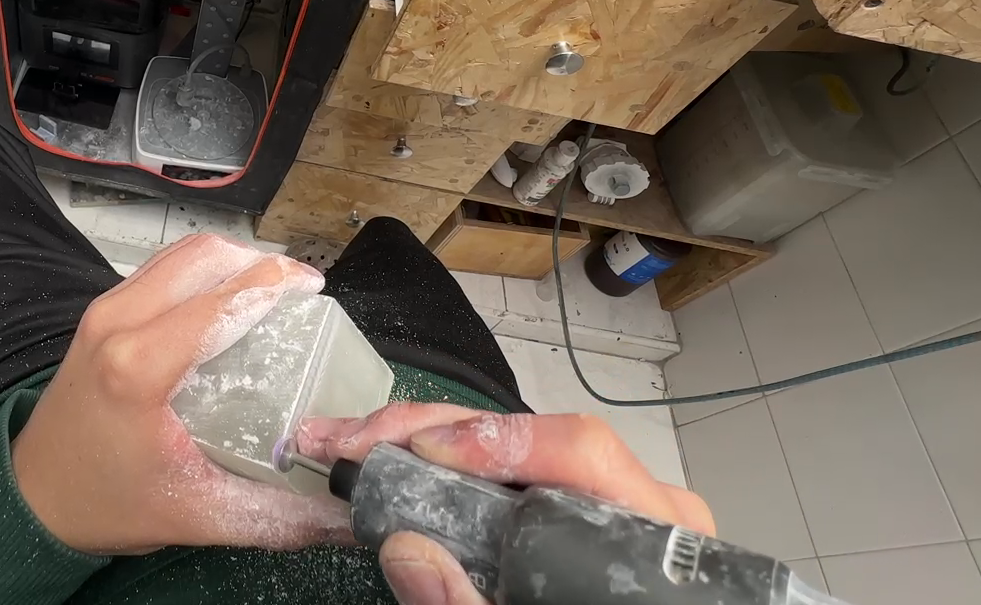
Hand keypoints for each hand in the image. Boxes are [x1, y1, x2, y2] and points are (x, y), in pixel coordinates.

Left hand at [11, 233, 349, 554]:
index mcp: (138, 365)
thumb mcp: (196, 515)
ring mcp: (105, 308)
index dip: (272, 284)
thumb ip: (276, 516)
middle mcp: (118, 320)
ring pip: (180, 252)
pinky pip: (161, 266)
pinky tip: (227, 293)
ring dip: (230, 257)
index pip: (220, 301)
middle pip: (202, 256)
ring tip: (271, 284)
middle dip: (258, 260)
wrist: (32, 496)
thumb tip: (343, 516)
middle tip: (299, 284)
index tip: (313, 285)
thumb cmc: (105, 503)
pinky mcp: (102, 309)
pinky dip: (201, 266)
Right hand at [297, 403, 715, 604]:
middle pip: (509, 432)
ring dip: (401, 440)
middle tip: (344, 440)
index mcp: (644, 525)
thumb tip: (404, 551)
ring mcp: (573, 494)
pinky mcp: (538, 503)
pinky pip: (474, 470)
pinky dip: (414, 467)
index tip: (423, 450)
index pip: (579, 447)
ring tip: (336, 442)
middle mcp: (614, 496)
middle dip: (415, 429)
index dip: (495, 437)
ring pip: (482, 442)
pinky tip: (369, 463)